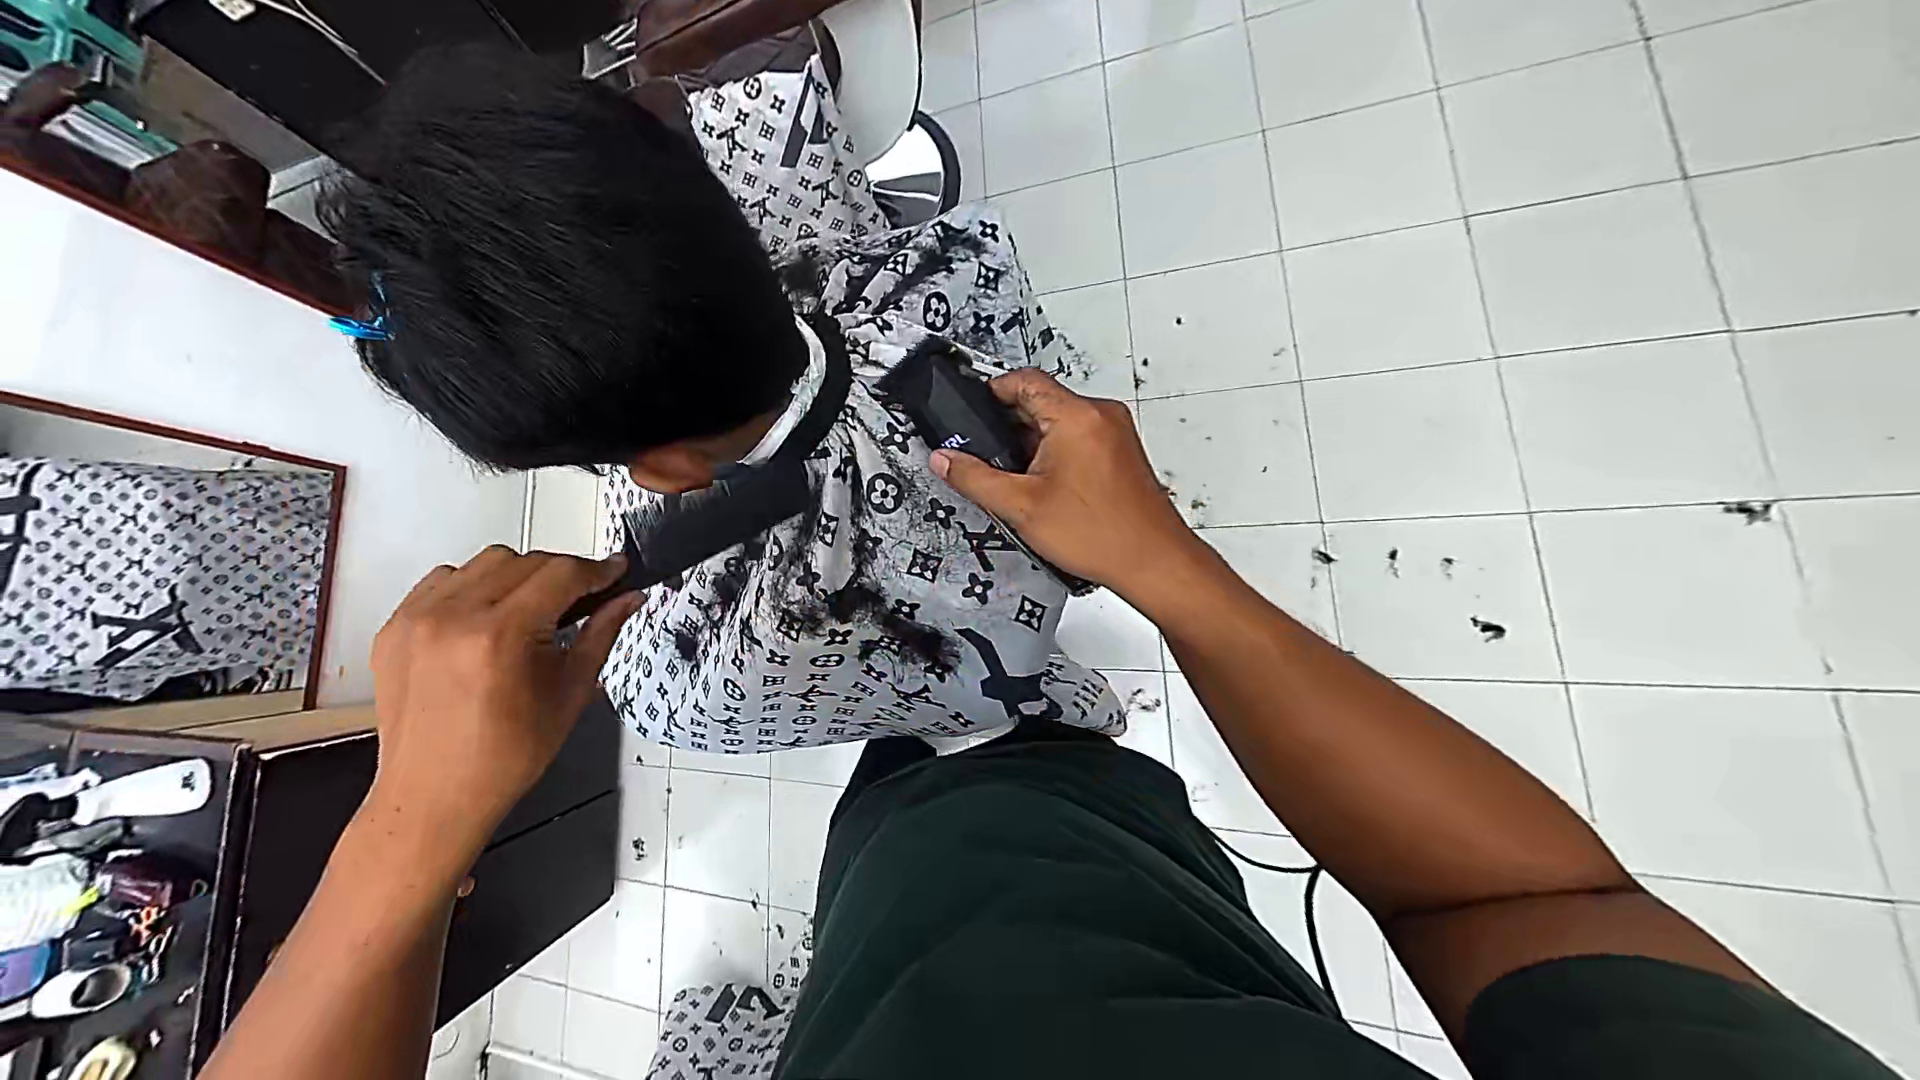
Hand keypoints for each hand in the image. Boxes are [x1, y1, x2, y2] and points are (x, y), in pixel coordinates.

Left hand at [366, 546, 641, 857]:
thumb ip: (602, 632)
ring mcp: (417, 620)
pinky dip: (477, 585)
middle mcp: (453, 619)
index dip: (598, 569)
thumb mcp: (572, 690)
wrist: (436, 795)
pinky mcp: (395, 628)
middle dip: (564, 573)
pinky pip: (445, 579)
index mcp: (501, 635)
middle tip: (585, 596)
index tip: (616, 571)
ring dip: (522, 575)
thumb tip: (628, 599)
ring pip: (487, 561)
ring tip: (537, 607)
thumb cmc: (504, 755)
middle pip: (527, 560)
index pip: (562, 573)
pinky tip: (493, 614)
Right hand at [930, 369, 1207, 598]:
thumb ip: (974, 478)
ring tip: (1020, 480)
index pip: (1023, 380)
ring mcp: (1115, 433)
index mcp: (1077, 416)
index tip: (974, 409)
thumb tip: (946, 459)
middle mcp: (1101, 416)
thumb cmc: (1105, 535)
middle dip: (1009, 427)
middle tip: (988, 455)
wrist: (1152, 561)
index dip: (991, 391)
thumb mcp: (1021, 506)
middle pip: (1040, 401)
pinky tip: (1046, 488)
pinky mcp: (1120, 452)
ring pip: (1059, 422)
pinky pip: (1079, 438)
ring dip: (1033, 443)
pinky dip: (1056, 454)